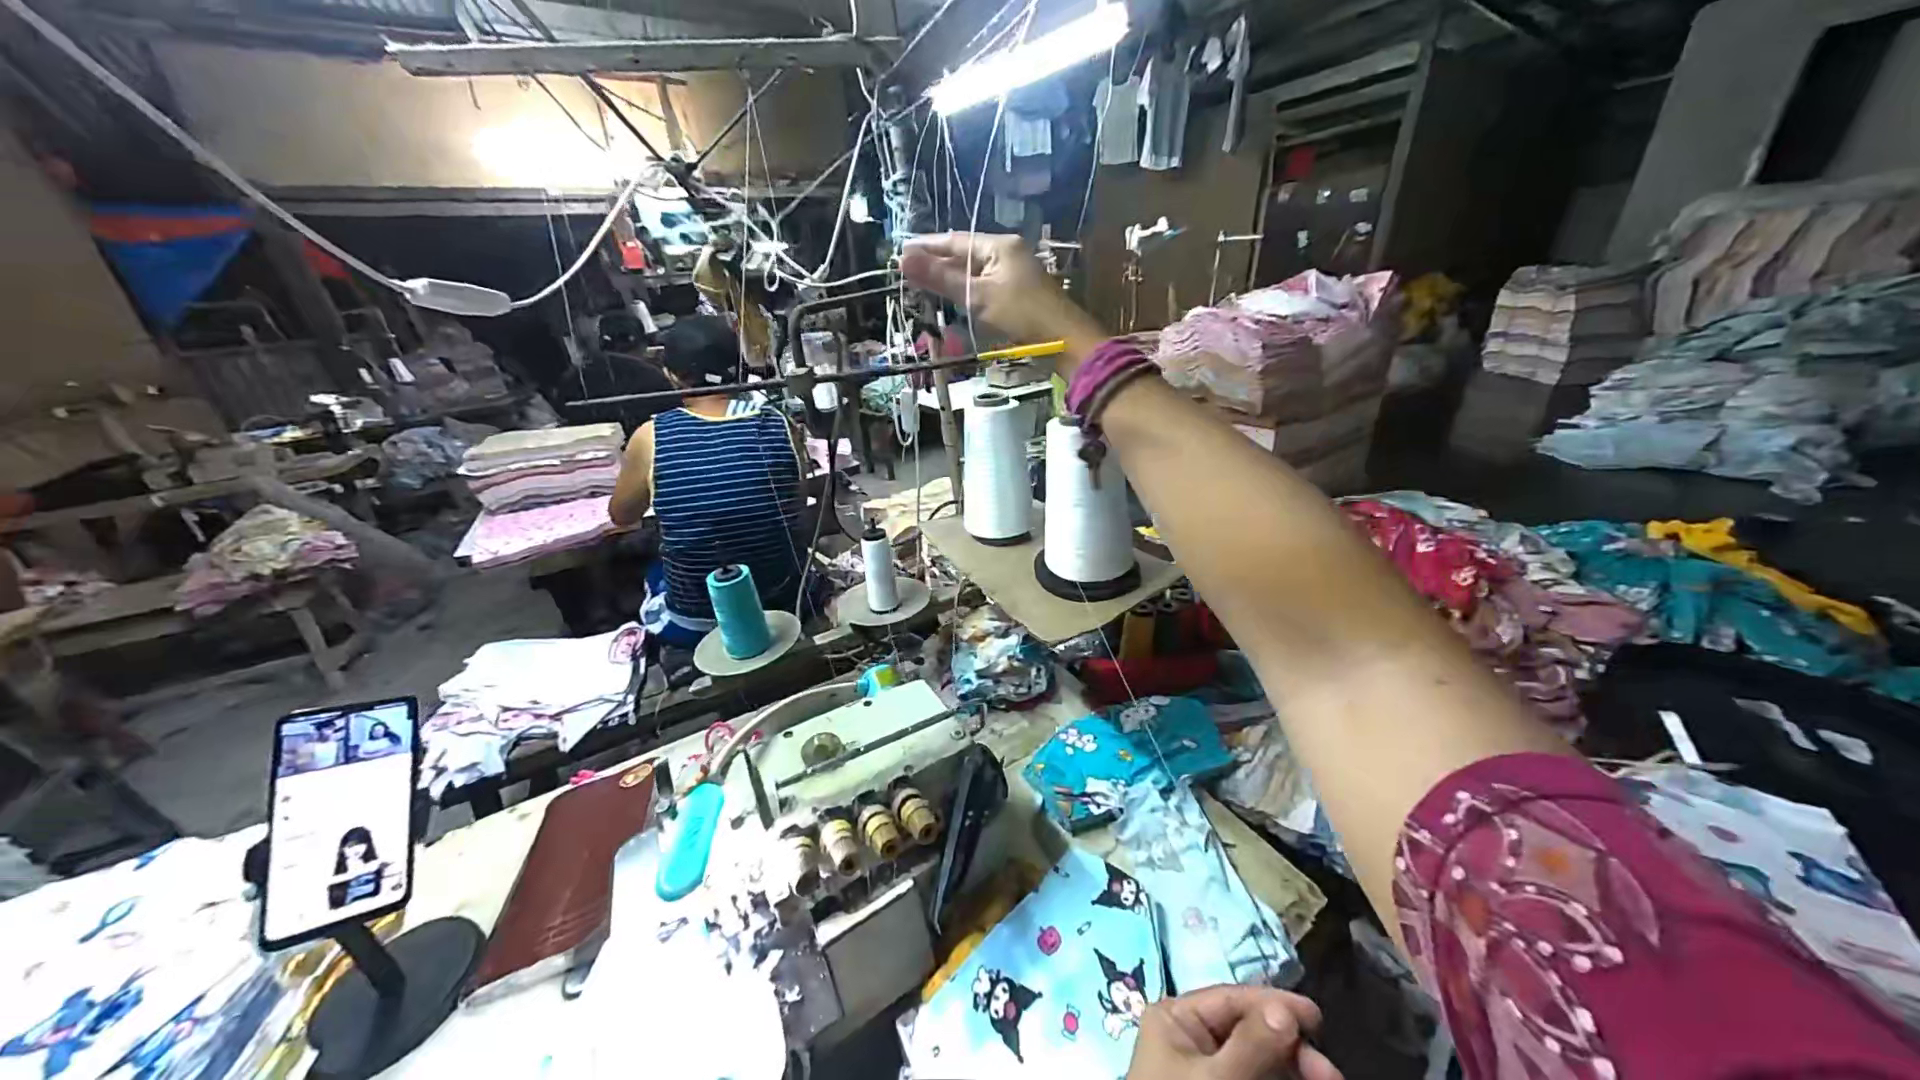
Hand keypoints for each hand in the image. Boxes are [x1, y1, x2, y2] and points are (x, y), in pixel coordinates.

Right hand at [900, 232, 1109, 368]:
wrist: (1064, 341)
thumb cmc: (1021, 314)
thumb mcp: (977, 296)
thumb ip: (940, 278)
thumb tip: (903, 259)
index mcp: (999, 245)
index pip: (954, 240)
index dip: (925, 247)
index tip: (900, 254)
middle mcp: (1007, 254)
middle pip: (963, 255)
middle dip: (935, 264)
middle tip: (906, 273)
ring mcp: (1014, 275)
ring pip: (973, 273)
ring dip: (949, 280)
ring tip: (921, 287)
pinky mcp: (1017, 296)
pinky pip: (983, 288)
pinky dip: (965, 293)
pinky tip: (952, 301)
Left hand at [1125, 985, 1341, 1079]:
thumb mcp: (1215, 1079)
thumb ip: (1252, 1045)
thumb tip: (1285, 1010)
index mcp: (1177, 1019)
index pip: (1231, 999)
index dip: (1275, 1004)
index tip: (1318, 1019)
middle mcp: (1192, 1040)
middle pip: (1251, 1032)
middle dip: (1292, 1050)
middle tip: (1331, 1077)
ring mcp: (1209, 1074)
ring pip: (1262, 1065)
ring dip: (1295, 1074)